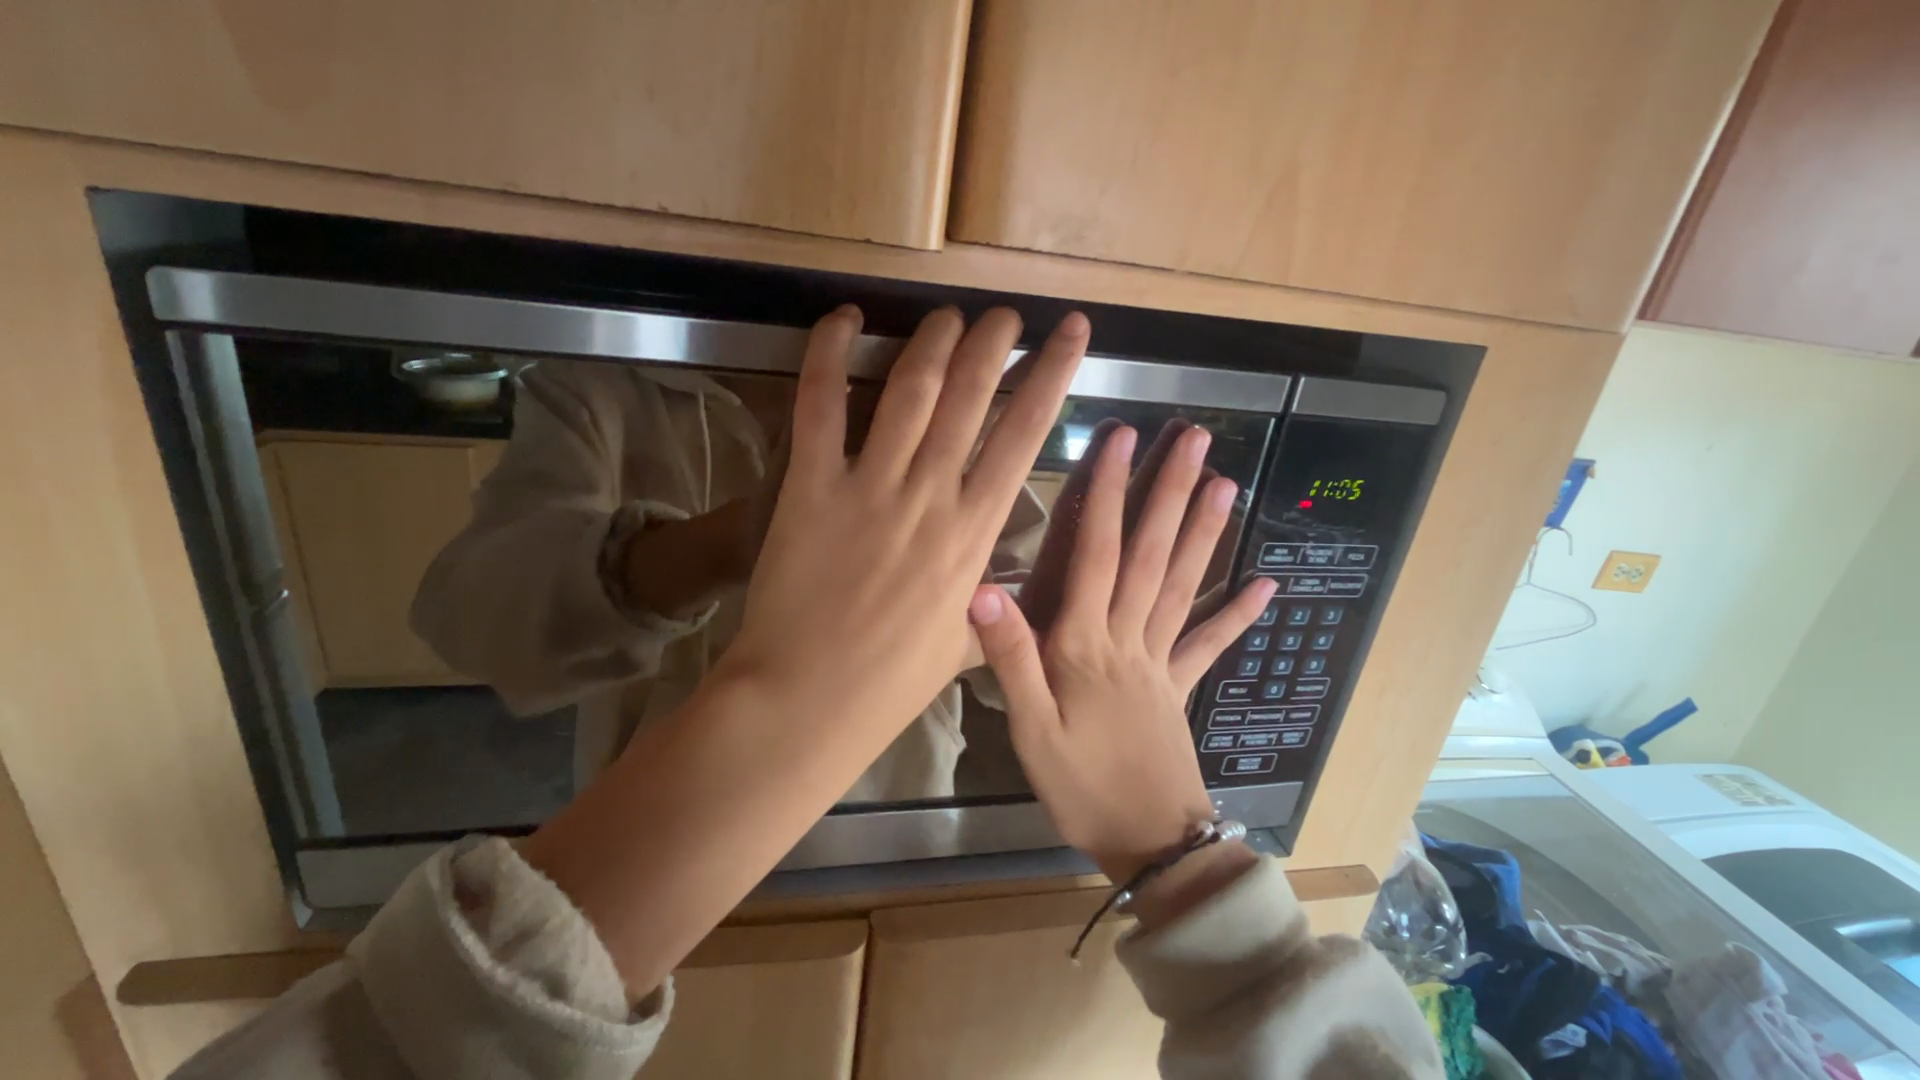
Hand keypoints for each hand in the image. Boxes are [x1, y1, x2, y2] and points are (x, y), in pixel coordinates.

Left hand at [718, 304, 1089, 761]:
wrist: (812, 698)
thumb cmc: (894, 680)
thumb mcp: (964, 640)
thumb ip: (991, 602)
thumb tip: (1007, 581)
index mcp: (975, 532)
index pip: (1025, 435)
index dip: (1052, 374)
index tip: (1070, 333)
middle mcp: (931, 495)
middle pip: (973, 396)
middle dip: (994, 343)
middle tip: (1003, 315)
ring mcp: (870, 486)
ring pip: (912, 391)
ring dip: (934, 341)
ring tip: (948, 314)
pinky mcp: (811, 486)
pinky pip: (821, 407)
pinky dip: (830, 356)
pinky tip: (846, 320)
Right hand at [967, 423, 1276, 881]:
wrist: (1150, 843)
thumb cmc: (1081, 787)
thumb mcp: (1030, 729)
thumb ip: (1012, 658)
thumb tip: (983, 588)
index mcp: (1086, 644)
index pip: (1097, 554)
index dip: (1106, 493)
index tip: (1121, 439)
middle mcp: (1129, 639)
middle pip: (1150, 555)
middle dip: (1168, 493)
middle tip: (1197, 439)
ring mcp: (1161, 662)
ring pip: (1182, 585)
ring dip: (1203, 532)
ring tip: (1224, 484)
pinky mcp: (1179, 687)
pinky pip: (1210, 644)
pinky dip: (1238, 612)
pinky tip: (1266, 583)